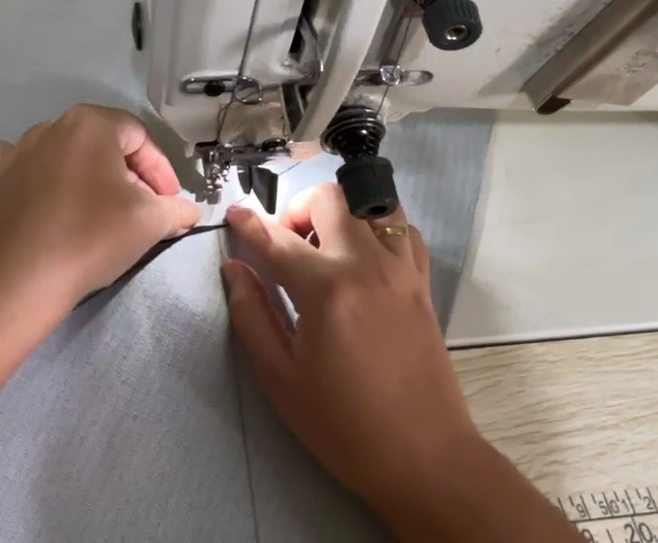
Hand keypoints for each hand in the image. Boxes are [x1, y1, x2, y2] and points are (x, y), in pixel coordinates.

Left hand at [0, 105, 201, 313]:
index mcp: (91, 123)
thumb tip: (189, 210)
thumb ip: (174, 208)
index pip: (139, 137)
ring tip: (97, 206)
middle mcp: (52, 126)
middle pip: (102, 142)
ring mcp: (17, 150)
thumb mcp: (149, 221)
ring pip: (61, 150)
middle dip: (126, 172)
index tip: (169, 202)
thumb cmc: (92, 236)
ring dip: (83, 171)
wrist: (25, 278)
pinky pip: (9, 160)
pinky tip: (32, 184)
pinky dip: (24, 169)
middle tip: (141, 208)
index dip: (160, 169)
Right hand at [224, 184, 481, 518]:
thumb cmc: (344, 425)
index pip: (277, 238)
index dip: (249, 223)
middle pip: (330, 199)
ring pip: (374, 203)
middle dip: (298, 208)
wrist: (424, 458)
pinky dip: (379, 229)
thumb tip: (234, 269)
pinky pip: (404, 231)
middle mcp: (366, 265)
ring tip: (326, 245)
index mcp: (326, 289)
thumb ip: (252, 315)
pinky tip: (364, 257)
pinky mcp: (423, 283)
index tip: (233, 214)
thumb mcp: (281, 378)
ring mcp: (401, 270)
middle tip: (286, 243)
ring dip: (343, 211)